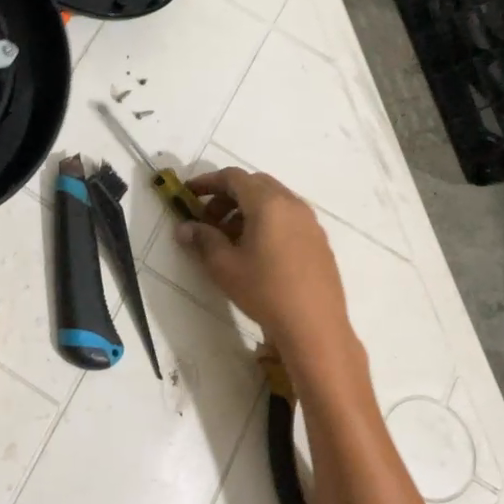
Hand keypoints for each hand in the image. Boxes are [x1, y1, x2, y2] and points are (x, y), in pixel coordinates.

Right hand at [174, 168, 358, 363]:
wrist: (314, 326)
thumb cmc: (264, 290)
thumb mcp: (223, 265)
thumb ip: (202, 239)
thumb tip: (184, 228)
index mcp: (268, 204)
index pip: (233, 177)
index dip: (208, 181)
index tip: (189, 194)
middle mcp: (292, 204)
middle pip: (255, 184)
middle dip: (227, 195)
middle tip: (208, 219)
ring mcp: (310, 222)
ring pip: (273, 200)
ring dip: (247, 209)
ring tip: (230, 239)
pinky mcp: (319, 241)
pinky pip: (288, 216)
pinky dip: (267, 220)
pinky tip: (257, 251)